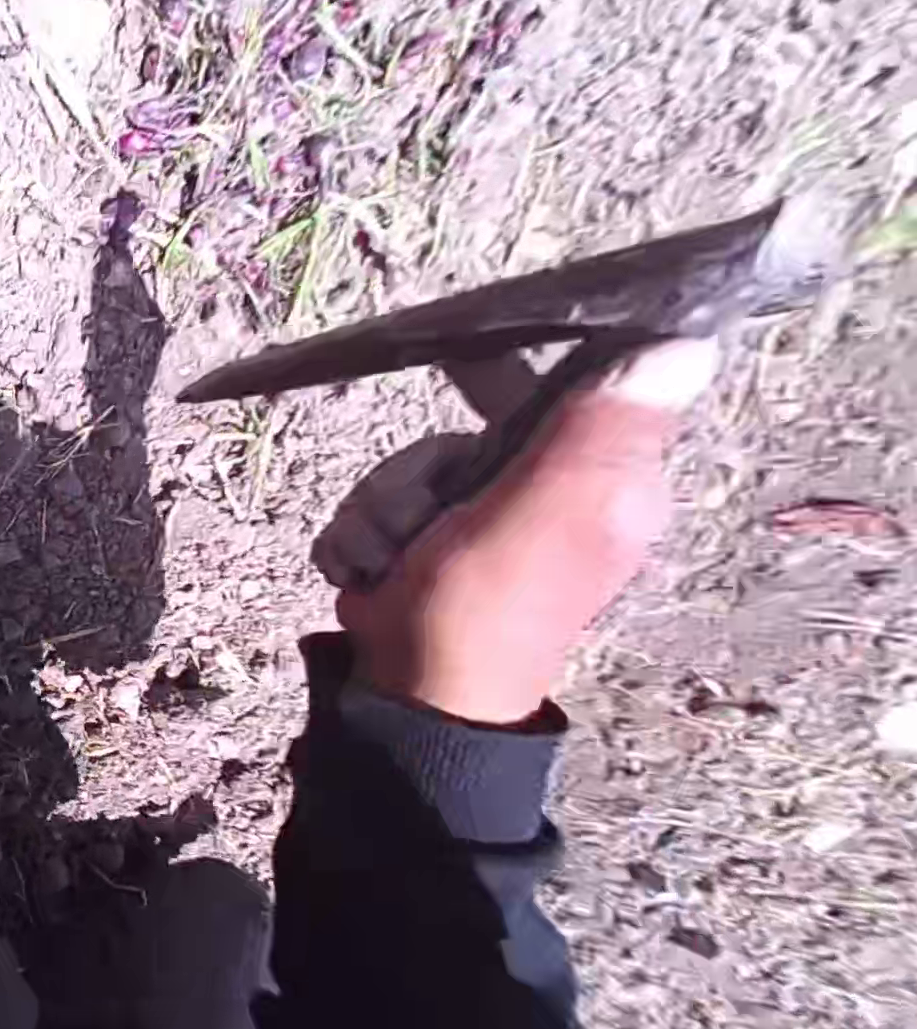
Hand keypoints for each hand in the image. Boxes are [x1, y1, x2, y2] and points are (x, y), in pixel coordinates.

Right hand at [318, 339, 716, 723]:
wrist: (408, 683)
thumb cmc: (482, 605)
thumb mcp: (545, 517)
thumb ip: (595, 437)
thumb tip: (677, 345)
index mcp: (583, 483)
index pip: (555, 399)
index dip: (504, 378)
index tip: (454, 363)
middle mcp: (521, 496)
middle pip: (441, 441)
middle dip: (405, 483)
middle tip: (411, 524)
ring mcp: (453, 522)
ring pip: (388, 479)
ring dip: (370, 519)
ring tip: (380, 562)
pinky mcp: (402, 543)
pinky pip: (359, 514)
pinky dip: (350, 543)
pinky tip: (360, 572)